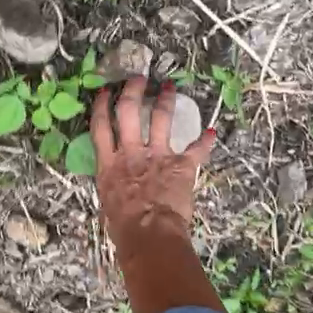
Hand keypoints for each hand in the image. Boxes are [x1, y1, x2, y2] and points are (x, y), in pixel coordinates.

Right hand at [89, 77, 215, 259]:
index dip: (102, 106)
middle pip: (129, 112)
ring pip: (160, 119)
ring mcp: (157, 156)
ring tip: (170, 87)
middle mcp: (131, 154)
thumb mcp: (108, 205)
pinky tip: (211, 132)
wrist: (149, 234)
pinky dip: (205, 141)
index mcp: (109, 165)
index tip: (106, 91)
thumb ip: (113, 187)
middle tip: (139, 78)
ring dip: (166, 101)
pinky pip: (197, 149)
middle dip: (133, 91)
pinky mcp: (181, 165)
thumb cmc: (124, 228)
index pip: (101, 127)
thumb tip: (116, 187)